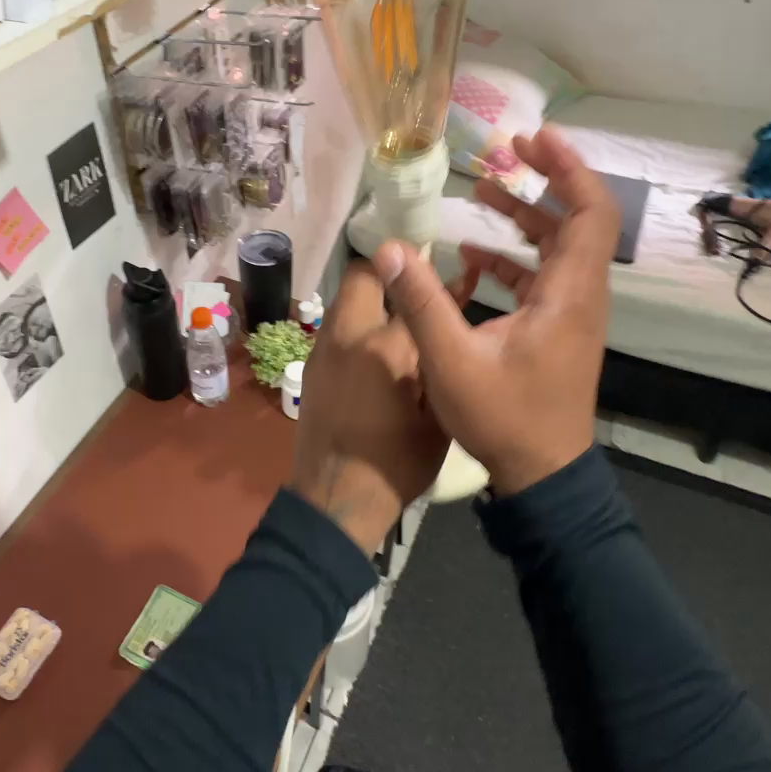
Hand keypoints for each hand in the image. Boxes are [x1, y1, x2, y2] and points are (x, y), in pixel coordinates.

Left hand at [291, 261, 449, 553]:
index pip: (416, 295)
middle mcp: (349, 336)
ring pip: (344, 299)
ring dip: (369, 298)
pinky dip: (354, 324)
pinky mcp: (310, 365)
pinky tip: (374, 348)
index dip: (442, 284)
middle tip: (414, 288)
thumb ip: (444, 363)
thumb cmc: (398, 464)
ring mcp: (323, 348)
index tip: (459, 279)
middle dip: (389, 272)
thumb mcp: (439, 416)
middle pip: (364, 275)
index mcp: (387, 348)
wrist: (336, 499)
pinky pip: (334, 326)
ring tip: (397, 318)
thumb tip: (450, 324)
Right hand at [373, 129, 618, 495]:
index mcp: (568, 295)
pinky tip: (472, 259)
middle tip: (504, 152)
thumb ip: (420, 301)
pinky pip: (541, 278)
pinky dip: (512, 258)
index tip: (532, 139)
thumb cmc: (504, 418)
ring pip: (557, 249)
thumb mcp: (451, 360)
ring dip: (524, 218)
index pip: (590, 212)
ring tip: (480, 192)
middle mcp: (579, 297)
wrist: (542, 474)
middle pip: (577, 220)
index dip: (568, 169)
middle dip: (543, 180)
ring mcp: (570, 315)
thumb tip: (388, 248)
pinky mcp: (556, 331)